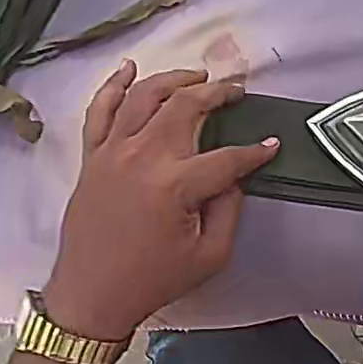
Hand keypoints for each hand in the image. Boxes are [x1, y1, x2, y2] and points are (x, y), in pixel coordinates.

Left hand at [41, 62, 278, 340]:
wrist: (92, 294)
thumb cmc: (153, 279)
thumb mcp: (210, 255)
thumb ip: (229, 209)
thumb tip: (232, 177)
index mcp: (174, 185)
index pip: (226, 157)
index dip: (254, 151)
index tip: (270, 145)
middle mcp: (142, 157)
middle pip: (184, 107)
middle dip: (216, 93)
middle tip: (235, 91)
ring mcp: (111, 153)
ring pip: (144, 96)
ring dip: (173, 79)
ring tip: (197, 76)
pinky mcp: (91, 157)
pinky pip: (100, 111)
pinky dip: (114, 86)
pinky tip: (128, 69)